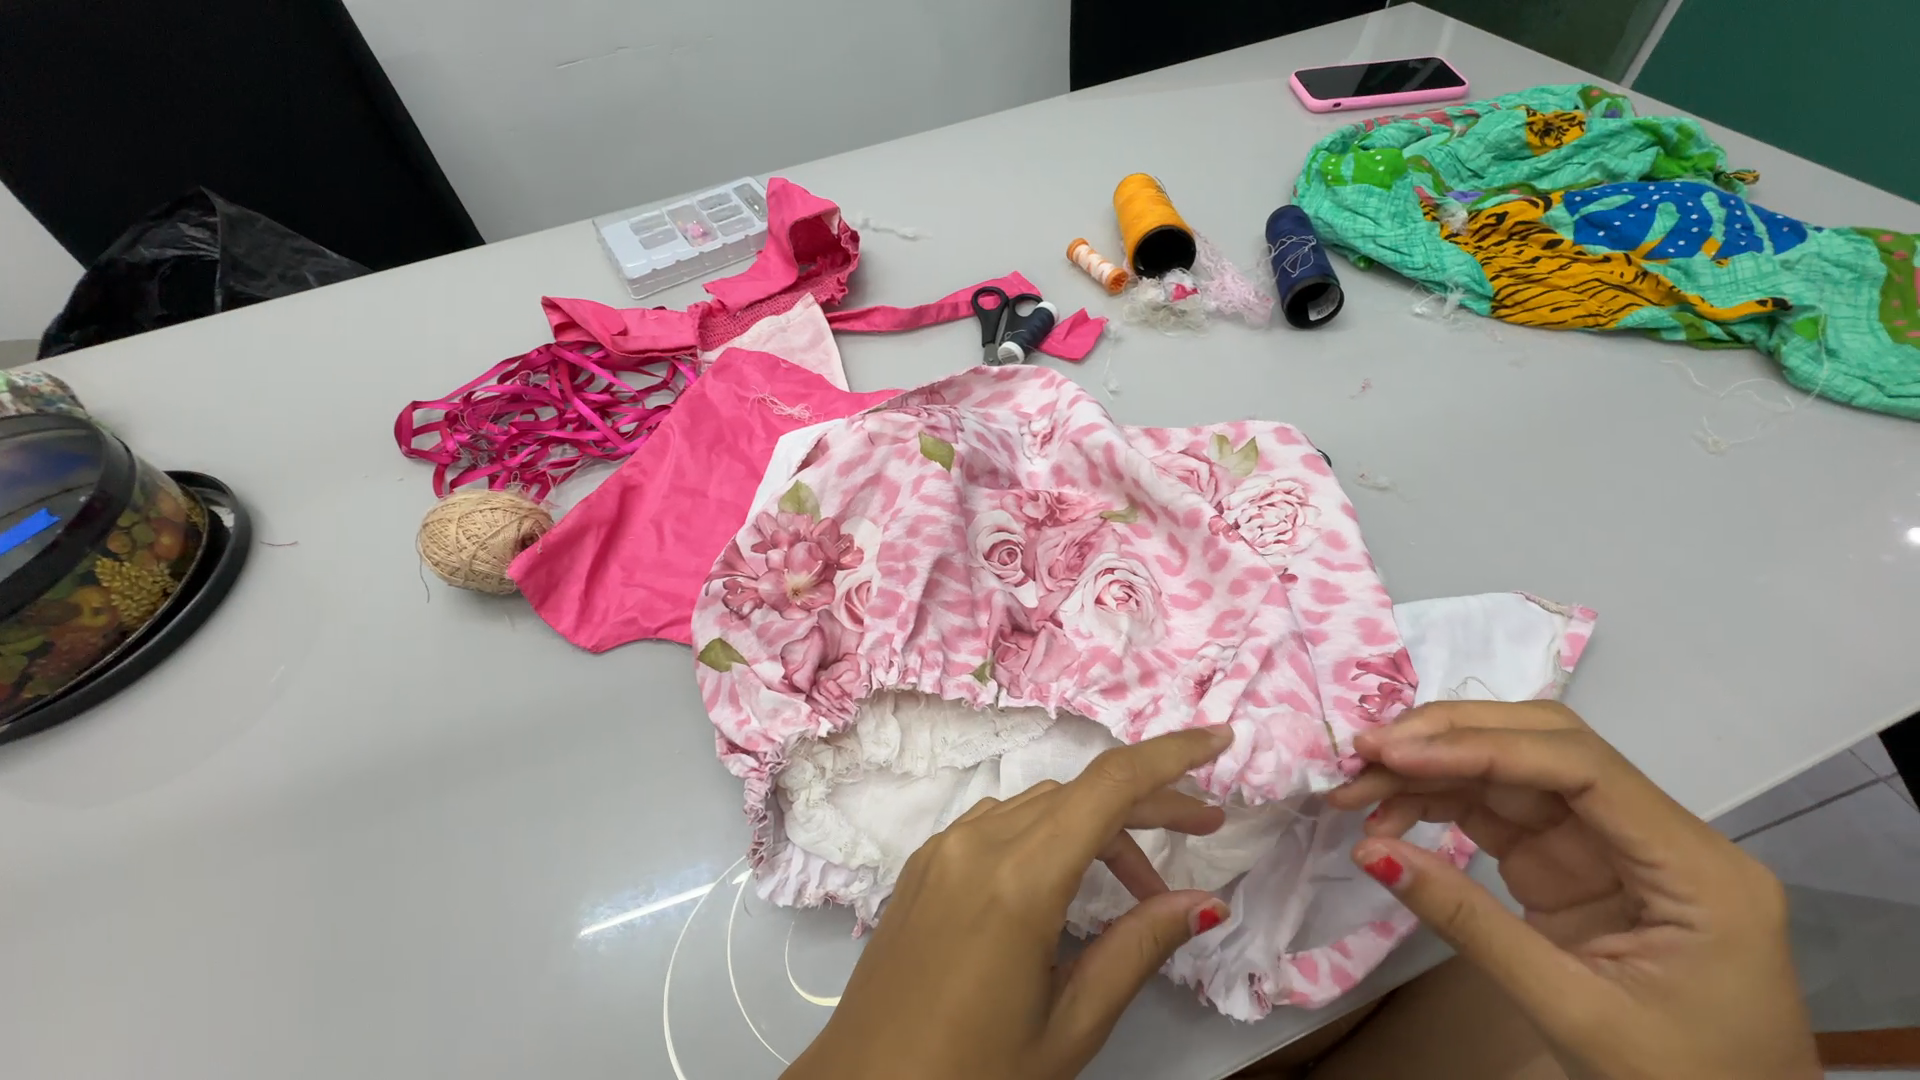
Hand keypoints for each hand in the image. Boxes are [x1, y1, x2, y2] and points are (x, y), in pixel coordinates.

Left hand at [781, 726, 1236, 1079]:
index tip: (1220, 740)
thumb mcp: (1071, 1024)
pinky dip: (1048, 835)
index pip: (1109, 787)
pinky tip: (1065, 882)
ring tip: (1136, 886)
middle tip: (1204, 831)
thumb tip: (1204, 901)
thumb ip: (1138, 949)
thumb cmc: (975, 1073)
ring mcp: (945, 847)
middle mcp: (978, 842)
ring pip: (1041, 806)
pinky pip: (1001, 824)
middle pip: (1080, 793)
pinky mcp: (925, 862)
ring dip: (1097, 827)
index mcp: (1019, 879)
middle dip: (1147, 804)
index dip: (1171, 755)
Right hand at [1328, 701, 1818, 1079]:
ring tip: (1356, 787)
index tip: (1394, 754)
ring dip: (1428, 768)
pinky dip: (1434, 802)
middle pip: (1543, 745)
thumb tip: (1368, 850)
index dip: (1481, 746)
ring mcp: (1603, 842)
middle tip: (1366, 751)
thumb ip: (1470, 924)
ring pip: (1507, 769)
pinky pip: (1492, 808)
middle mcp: (1651, 833)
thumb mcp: (1573, 1013)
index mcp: (1693, 868)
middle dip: (1447, 738)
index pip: (1581, 767)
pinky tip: (1388, 816)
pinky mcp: (1564, 858)